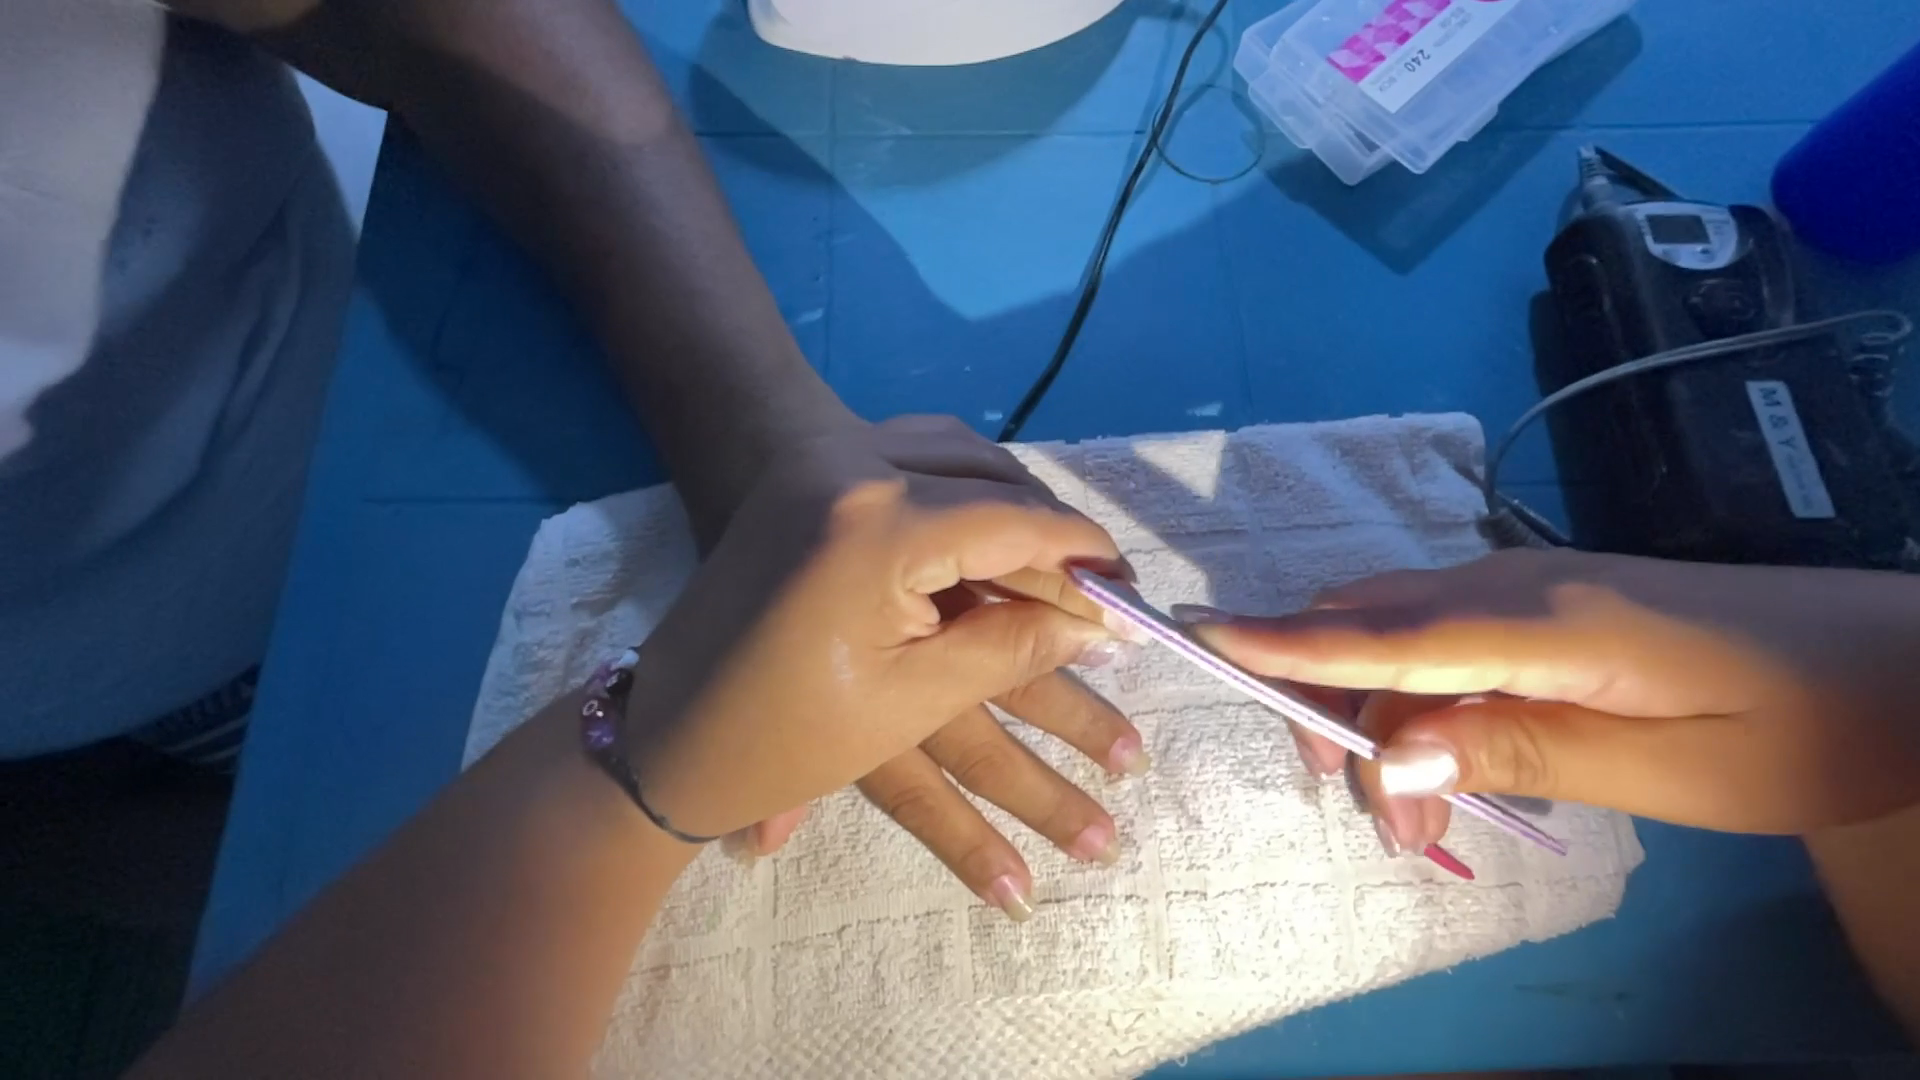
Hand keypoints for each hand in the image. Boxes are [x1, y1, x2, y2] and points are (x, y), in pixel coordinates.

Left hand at [621, 425, 1128, 856]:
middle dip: (1054, 535)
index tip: (1130, 591)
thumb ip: (1013, 647)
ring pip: (958, 452)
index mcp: (878, 524)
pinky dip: (961, 480)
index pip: (1015, 520)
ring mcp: (826, 458)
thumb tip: (1095, 621)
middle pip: (992, 480)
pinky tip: (983, 520)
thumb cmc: (784, 735)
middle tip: (1099, 589)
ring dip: (1012, 501)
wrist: (662, 730)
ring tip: (1050, 561)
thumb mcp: (913, 700)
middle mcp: (853, 463)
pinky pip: (913, 449)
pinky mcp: (811, 470)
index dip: (1083, 555)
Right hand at [1183, 549, 1919, 854]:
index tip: (1204, 638)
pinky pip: (1415, 643)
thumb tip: (1386, 758)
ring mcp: (1500, 587)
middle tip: (1386, 823)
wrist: (1891, 658)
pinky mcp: (1509, 605)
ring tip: (1422, 819)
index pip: (1384, 633)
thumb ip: (1516, 750)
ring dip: (1366, 721)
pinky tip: (1440, 765)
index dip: (1289, 641)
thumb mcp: (1672, 770)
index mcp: (1540, 622)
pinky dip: (1398, 704)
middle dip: (1326, 713)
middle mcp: (1497, 585)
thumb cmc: (1797, 723)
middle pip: (1357, 628)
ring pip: (1378, 637)